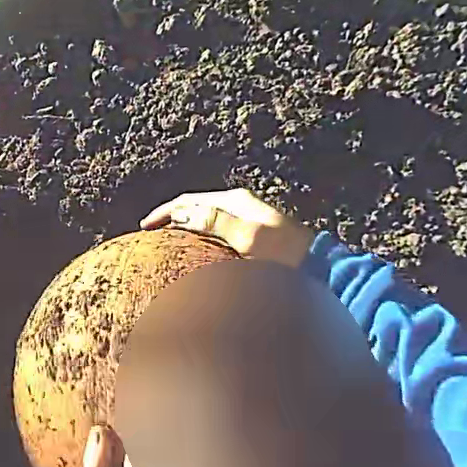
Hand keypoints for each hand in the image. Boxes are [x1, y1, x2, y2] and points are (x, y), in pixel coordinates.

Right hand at [140, 188, 315, 267]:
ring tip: (167, 242)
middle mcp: (239, 206)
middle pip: (195, 207)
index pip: (189, 200)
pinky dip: (199, 237)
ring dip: (185, 227)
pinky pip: (216, 232)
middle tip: (152, 233)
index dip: (165, 212)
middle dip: (172, 217)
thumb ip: (214, 222)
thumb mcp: (248, 237)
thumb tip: (181, 214)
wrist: (320, 266)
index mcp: (235, 200)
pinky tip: (195, 250)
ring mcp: (246, 220)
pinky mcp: (252, 236)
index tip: (146, 226)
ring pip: (205, 219)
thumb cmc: (285, 253)